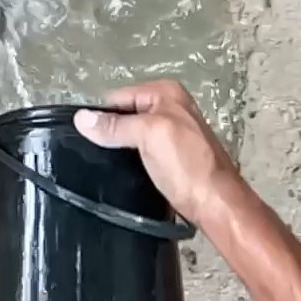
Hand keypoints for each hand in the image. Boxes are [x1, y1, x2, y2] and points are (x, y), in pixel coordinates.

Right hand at [74, 80, 241, 223]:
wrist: (219, 207)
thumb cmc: (186, 166)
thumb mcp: (148, 136)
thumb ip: (115, 125)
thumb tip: (80, 118)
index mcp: (166, 92)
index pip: (119, 96)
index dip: (101, 114)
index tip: (83, 135)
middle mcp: (171, 106)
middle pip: (125, 113)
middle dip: (109, 129)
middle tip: (90, 151)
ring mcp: (173, 131)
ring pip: (132, 132)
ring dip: (118, 145)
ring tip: (102, 163)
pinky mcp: (173, 156)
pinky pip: (141, 148)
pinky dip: (130, 157)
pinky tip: (122, 170)